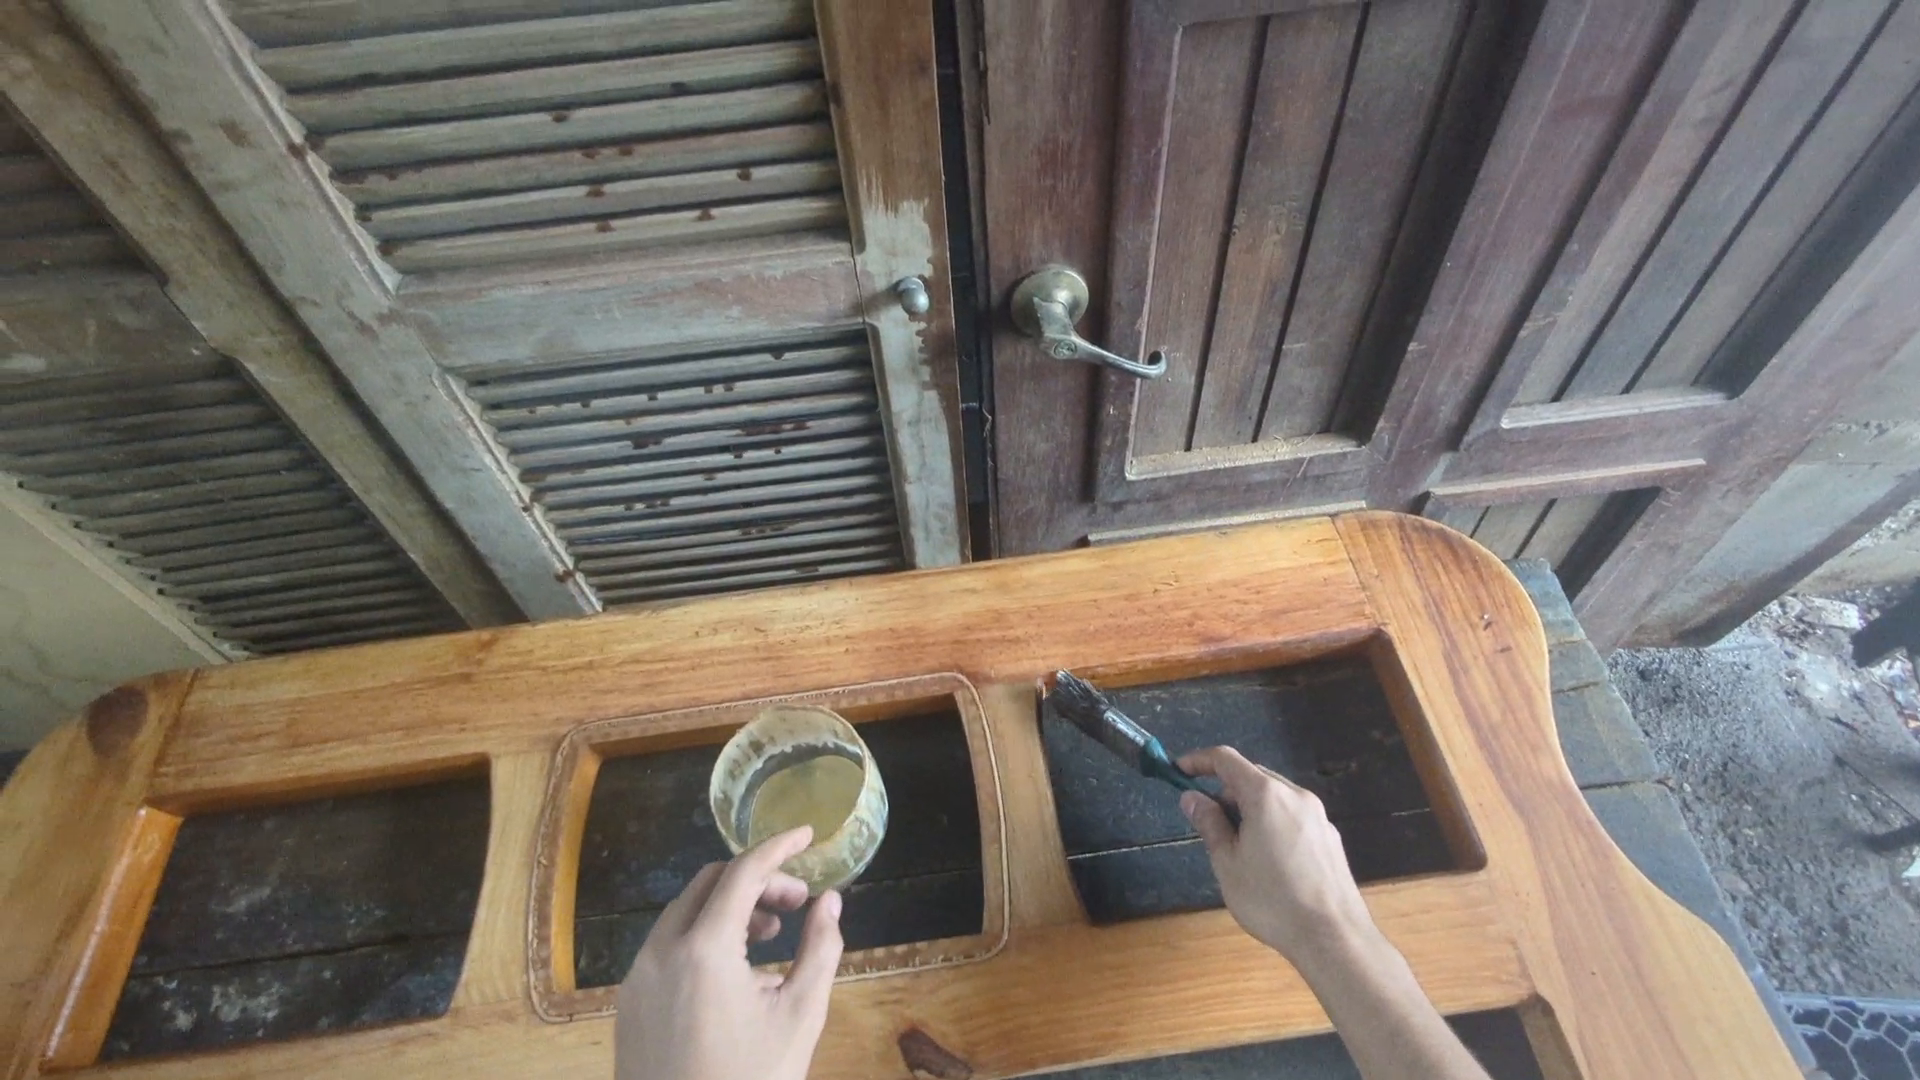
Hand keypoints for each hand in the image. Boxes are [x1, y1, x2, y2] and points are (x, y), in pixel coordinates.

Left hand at [615, 827, 844, 1079]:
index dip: (779, 847)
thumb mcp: (801, 1015)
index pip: (743, 872)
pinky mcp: (629, 1004)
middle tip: (796, 902)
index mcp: (703, 950)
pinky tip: (735, 968)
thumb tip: (830, 899)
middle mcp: (660, 952)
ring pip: (686, 911)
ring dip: (730, 906)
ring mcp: (637, 979)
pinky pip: (668, 945)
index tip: (807, 833)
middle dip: (757, 879)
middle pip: (711, 883)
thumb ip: (821, 947)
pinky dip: (704, 934)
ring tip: (770, 934)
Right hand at [1177, 745, 1375, 971]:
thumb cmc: (1272, 900)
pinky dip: (1272, 821)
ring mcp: (1318, 816)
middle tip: (1209, 822)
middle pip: (1251, 776)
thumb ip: (1209, 823)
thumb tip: (1192, 798)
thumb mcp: (1228, 863)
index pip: (1225, 759)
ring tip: (1240, 847)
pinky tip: (1270, 860)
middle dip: (1224, 790)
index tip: (1178, 771)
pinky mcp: (1330, 837)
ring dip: (1249, 807)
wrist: (1335, 940)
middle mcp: (1295, 796)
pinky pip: (1292, 814)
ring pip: (1273, 796)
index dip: (1198, 760)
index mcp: (1266, 795)